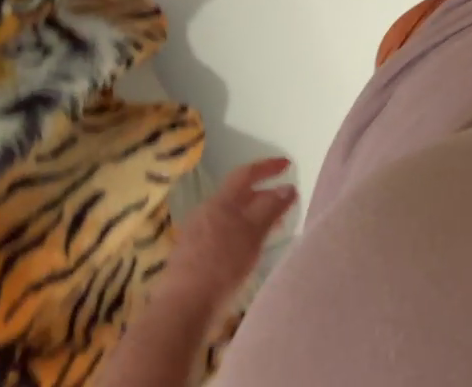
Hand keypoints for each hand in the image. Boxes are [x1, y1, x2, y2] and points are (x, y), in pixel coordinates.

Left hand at [159, 157, 297, 309]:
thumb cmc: (223, 264)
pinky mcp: (191, 255)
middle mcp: (206, 212)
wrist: (183, 306)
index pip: (245, 174)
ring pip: (230, 216)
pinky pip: (222, 233)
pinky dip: (240, 233)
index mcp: (221, 202)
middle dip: (262, 194)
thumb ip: (272, 208)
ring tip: (271, 227)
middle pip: (237, 195)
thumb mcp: (254, 233)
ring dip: (252, 216)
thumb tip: (288, 187)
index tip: (287, 165)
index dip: (267, 166)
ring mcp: (196, 234)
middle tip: (283, 201)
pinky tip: (248, 250)